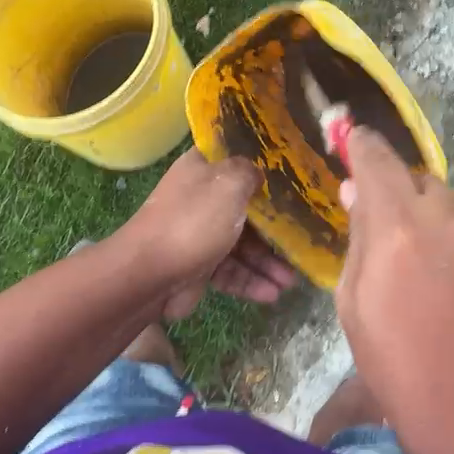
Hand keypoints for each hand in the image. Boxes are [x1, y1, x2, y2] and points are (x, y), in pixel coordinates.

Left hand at [114, 150, 295, 319]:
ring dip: (267, 262)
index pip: (238, 158)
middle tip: (304, 240)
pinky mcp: (199, 265)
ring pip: (243, 245)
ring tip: (291, 282)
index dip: (266, 165)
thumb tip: (258, 172)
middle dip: (276, 228)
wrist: (148, 274)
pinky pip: (232, 271)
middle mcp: (202, 196)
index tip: (296, 176)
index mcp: (203, 168)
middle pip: (248, 207)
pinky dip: (250, 281)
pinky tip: (272, 294)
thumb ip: (250, 172)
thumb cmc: (193, 220)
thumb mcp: (229, 184)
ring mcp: (200, 232)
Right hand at [335, 130, 453, 453]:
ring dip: (429, 221)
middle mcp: (445, 221)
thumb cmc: (396, 367)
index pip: (378, 161)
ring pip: (449, 208)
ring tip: (422, 272)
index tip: (352, 137)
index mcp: (397, 230)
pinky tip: (453, 291)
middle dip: (399, 190)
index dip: (362, 145)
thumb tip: (357, 193)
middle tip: (386, 226)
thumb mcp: (354, 304)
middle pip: (418, 179)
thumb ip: (359, 239)